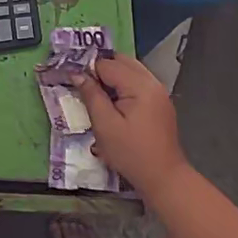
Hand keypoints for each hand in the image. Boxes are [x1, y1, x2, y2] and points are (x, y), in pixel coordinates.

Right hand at [71, 53, 193, 191]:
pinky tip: (114, 103)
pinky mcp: (160, 102)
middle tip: (84, 87)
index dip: (89, 71)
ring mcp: (159, 91)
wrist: (163, 176)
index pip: (108, 64)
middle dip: (102, 69)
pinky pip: (139, 82)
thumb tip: (78, 74)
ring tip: (97, 96)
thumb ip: (92, 96)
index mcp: (140, 85)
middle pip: (122, 61)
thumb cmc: (131, 153)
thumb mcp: (105, 126)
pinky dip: (124, 85)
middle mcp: (153, 82)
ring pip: (131, 70)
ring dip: (113, 76)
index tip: (74, 82)